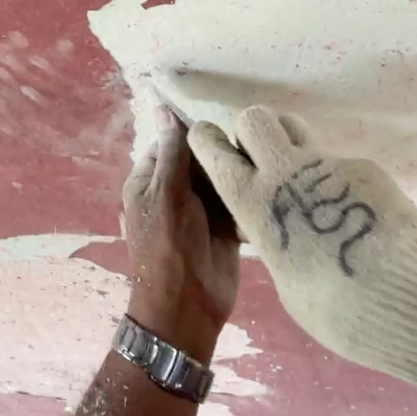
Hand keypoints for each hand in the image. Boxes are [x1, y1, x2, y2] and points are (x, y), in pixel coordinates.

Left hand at [120, 107, 241, 362]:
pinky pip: (236, 201)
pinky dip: (246, 198)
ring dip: (237, 175)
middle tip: (251, 145)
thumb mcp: (168, 194)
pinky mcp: (224, 225)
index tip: (222, 123)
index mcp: (149, 180)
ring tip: (263, 164)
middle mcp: (174, 190)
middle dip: (221, 155)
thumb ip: (172, 151)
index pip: (172, 142)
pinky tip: (267, 189)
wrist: (189, 309)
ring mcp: (199, 209)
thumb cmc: (169, 247)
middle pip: (200, 158)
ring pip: (220, 177)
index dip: (194, 133)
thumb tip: (162, 106)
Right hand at [188, 106, 416, 408]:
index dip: (207, 140)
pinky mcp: (366, 168)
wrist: (414, 299)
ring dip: (293, 145)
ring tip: (310, 185)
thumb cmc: (340, 309)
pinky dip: (342, 185)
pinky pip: (340, 164)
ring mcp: (329, 164)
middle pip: (255, 117)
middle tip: (265, 163)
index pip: (215, 148)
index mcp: (256, 203)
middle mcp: (286, 172)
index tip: (210, 144)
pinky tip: (362, 222)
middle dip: (253, 133)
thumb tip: (280, 227)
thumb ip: (274, 240)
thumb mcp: (287, 282)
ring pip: (297, 128)